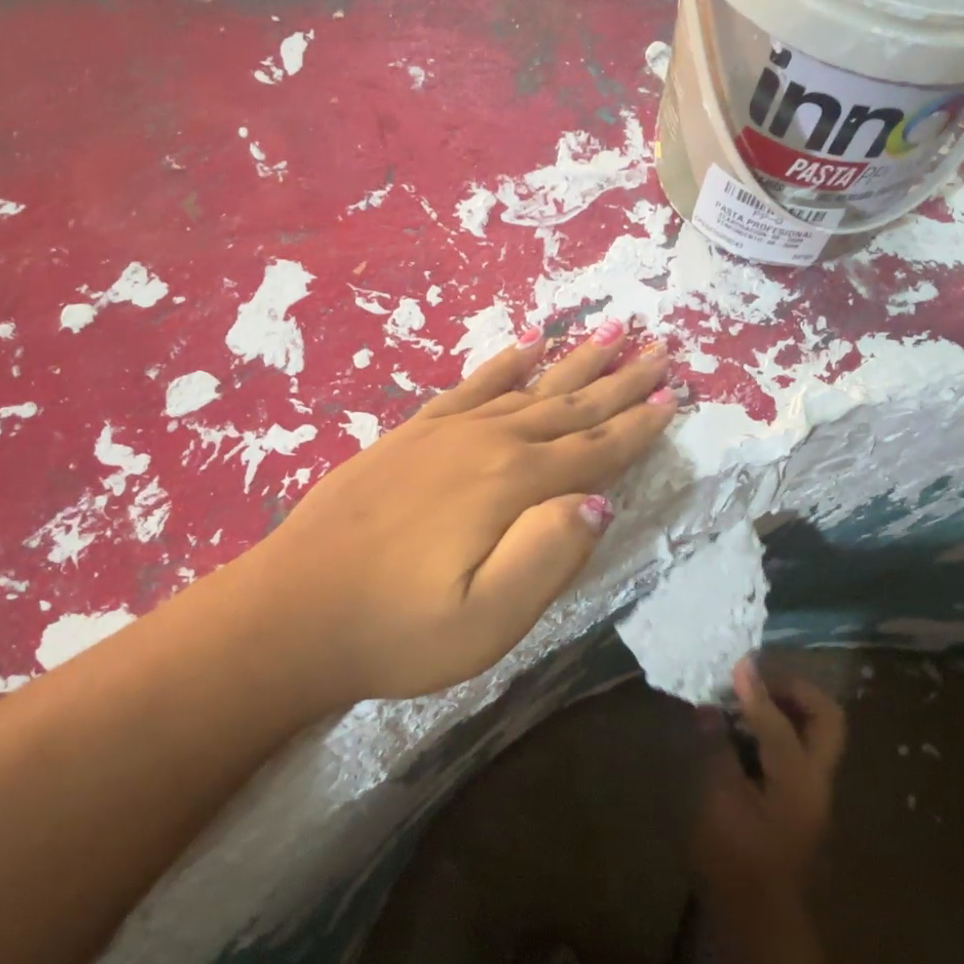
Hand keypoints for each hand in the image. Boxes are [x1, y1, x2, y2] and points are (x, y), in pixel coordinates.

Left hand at [242, 319, 676, 701]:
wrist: (289, 614)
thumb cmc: (396, 631)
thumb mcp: (488, 620)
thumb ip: (549, 555)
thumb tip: (600, 501)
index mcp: (511, 486)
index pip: (594, 450)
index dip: (638, 426)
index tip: (675, 396)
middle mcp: (484, 444)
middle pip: (567, 406)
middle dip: (618, 380)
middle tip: (658, 346)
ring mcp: (442, 435)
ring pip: (525, 389)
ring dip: (572, 362)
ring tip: (609, 332)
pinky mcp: (408, 438)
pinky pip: (469, 387)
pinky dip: (502, 365)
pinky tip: (524, 346)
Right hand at [694, 658, 846, 895]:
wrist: (756, 917)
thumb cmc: (734, 858)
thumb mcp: (717, 800)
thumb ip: (717, 748)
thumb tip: (711, 708)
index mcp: (799, 778)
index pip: (780, 721)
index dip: (757, 689)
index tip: (739, 662)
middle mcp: (817, 780)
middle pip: (826, 719)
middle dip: (797, 691)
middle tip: (759, 679)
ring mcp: (812, 793)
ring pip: (816, 735)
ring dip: (789, 709)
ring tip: (749, 698)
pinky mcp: (799, 803)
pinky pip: (797, 751)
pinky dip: (777, 732)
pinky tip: (744, 733)